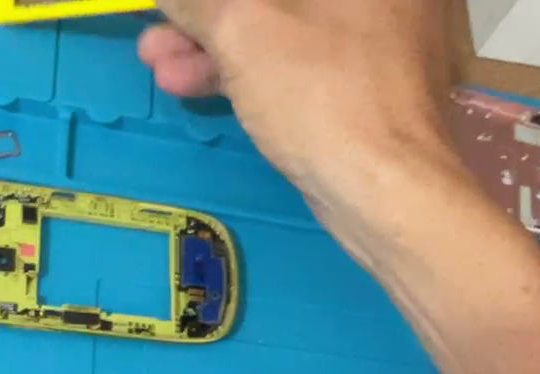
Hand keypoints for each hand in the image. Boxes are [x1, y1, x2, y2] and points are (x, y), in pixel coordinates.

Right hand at [141, 1, 466, 198]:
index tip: (169, 7)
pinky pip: (295, 58)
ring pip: (281, 25)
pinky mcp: (363, 78)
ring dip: (214, 44)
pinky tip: (196, 81)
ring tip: (159, 63)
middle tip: (154, 34)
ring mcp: (375, 29)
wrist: (385, 189)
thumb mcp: (244, 31)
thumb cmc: (320, 94)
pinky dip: (246, 68)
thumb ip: (200, 1)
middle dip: (207, 14)